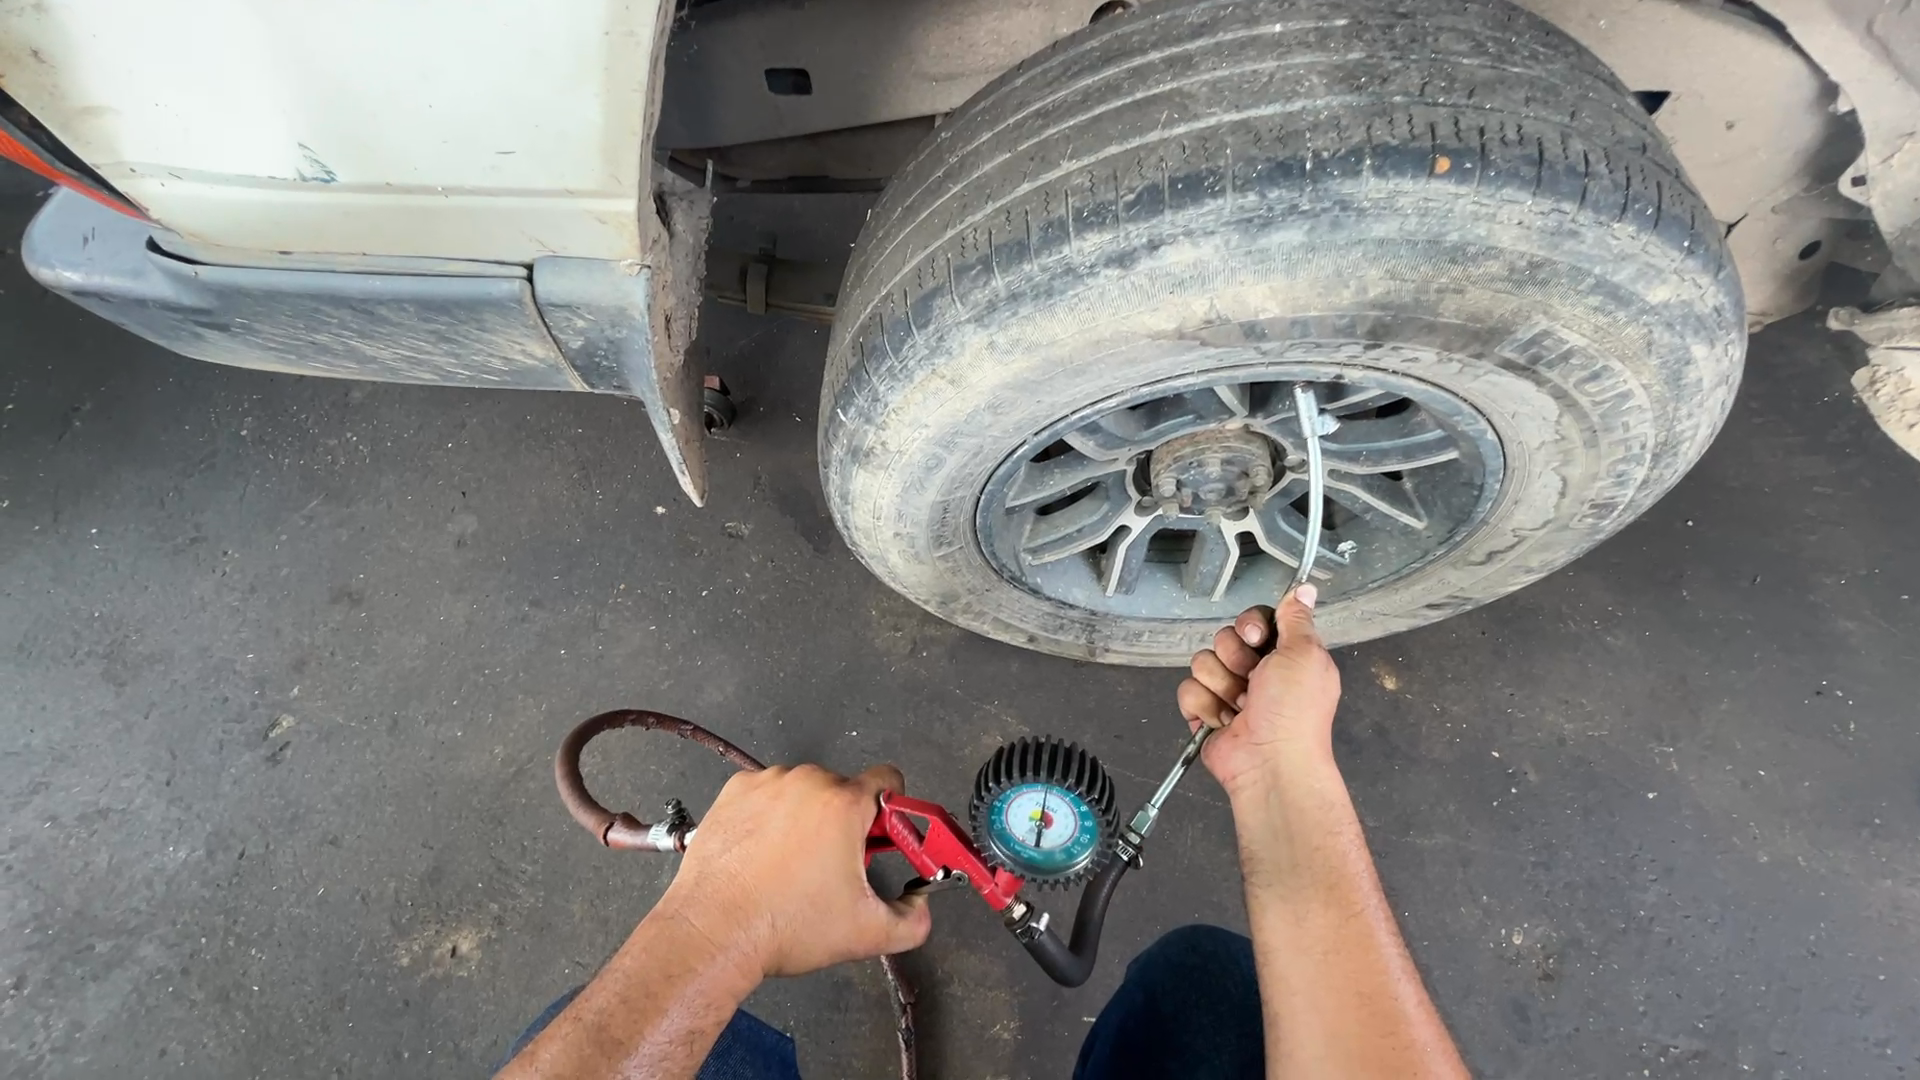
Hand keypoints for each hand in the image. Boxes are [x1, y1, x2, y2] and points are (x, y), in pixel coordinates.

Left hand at [654, 764, 931, 979]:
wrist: (713, 933)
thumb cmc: (782, 926)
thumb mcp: (866, 933)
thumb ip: (913, 919)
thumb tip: (920, 906)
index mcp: (845, 804)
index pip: (888, 780)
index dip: (892, 810)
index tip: (881, 836)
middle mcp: (808, 782)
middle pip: (844, 790)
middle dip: (845, 822)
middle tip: (831, 865)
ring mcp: (768, 782)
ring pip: (804, 791)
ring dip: (806, 816)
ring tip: (790, 863)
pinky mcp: (736, 791)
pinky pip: (767, 792)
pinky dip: (769, 814)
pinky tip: (762, 852)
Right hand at [1176, 584, 1341, 796]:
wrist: (1269, 762)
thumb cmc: (1294, 710)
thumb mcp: (1306, 655)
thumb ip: (1297, 619)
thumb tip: (1305, 588)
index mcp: (1284, 655)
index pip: (1253, 619)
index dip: (1250, 625)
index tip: (1258, 639)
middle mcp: (1256, 671)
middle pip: (1223, 638)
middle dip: (1235, 659)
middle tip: (1254, 682)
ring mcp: (1227, 692)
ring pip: (1202, 663)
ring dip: (1221, 686)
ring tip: (1241, 708)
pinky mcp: (1204, 712)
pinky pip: (1187, 690)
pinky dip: (1204, 707)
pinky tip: (1223, 721)